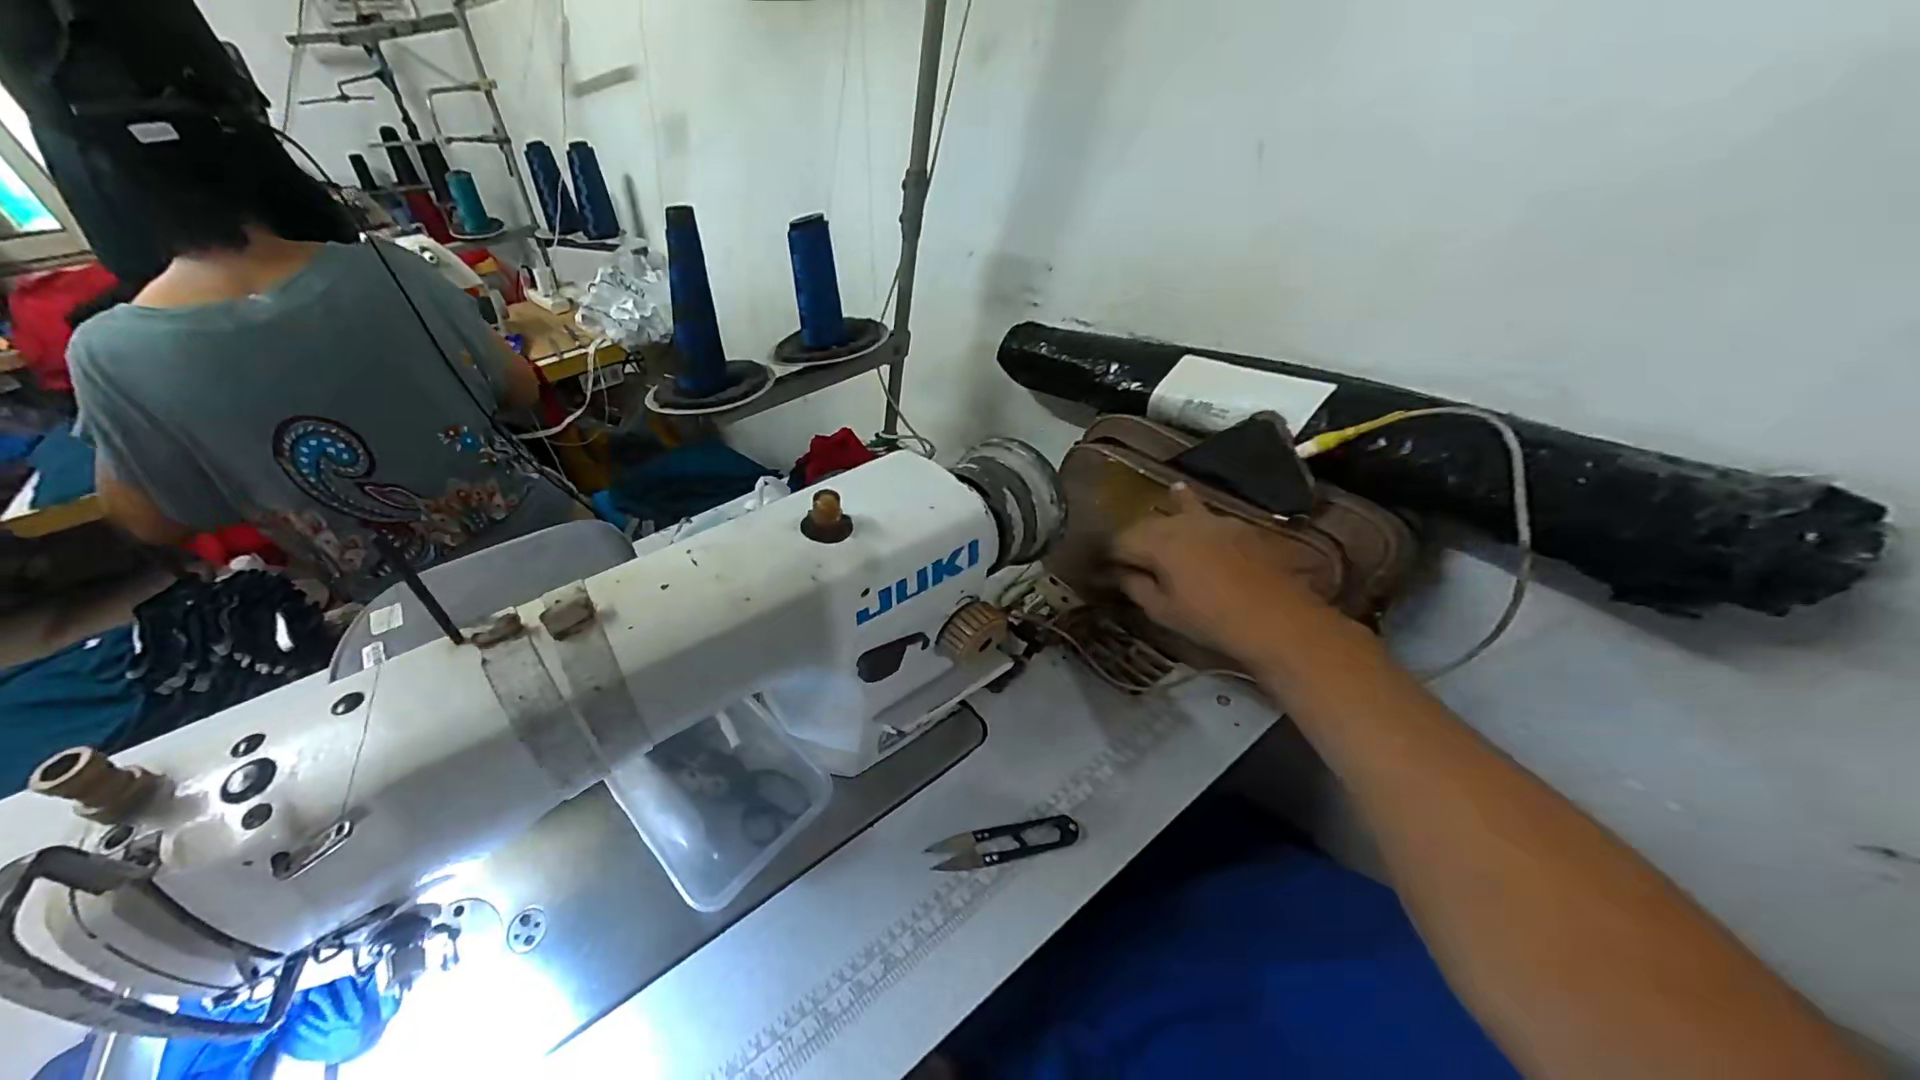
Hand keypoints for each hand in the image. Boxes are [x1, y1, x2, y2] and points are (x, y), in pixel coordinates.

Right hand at [1109, 484, 1355, 669]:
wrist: (1278, 619)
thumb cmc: (1211, 619)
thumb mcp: (1163, 611)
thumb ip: (1136, 587)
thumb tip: (1123, 573)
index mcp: (1158, 541)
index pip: (1121, 541)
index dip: (1109, 556)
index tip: (1104, 570)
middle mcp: (1184, 522)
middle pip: (1149, 523)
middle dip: (1136, 536)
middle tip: (1130, 554)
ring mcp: (1216, 521)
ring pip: (1184, 509)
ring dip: (1172, 509)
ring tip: (1172, 492)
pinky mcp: (1242, 528)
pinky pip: (1210, 517)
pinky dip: (1200, 513)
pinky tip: (1204, 515)